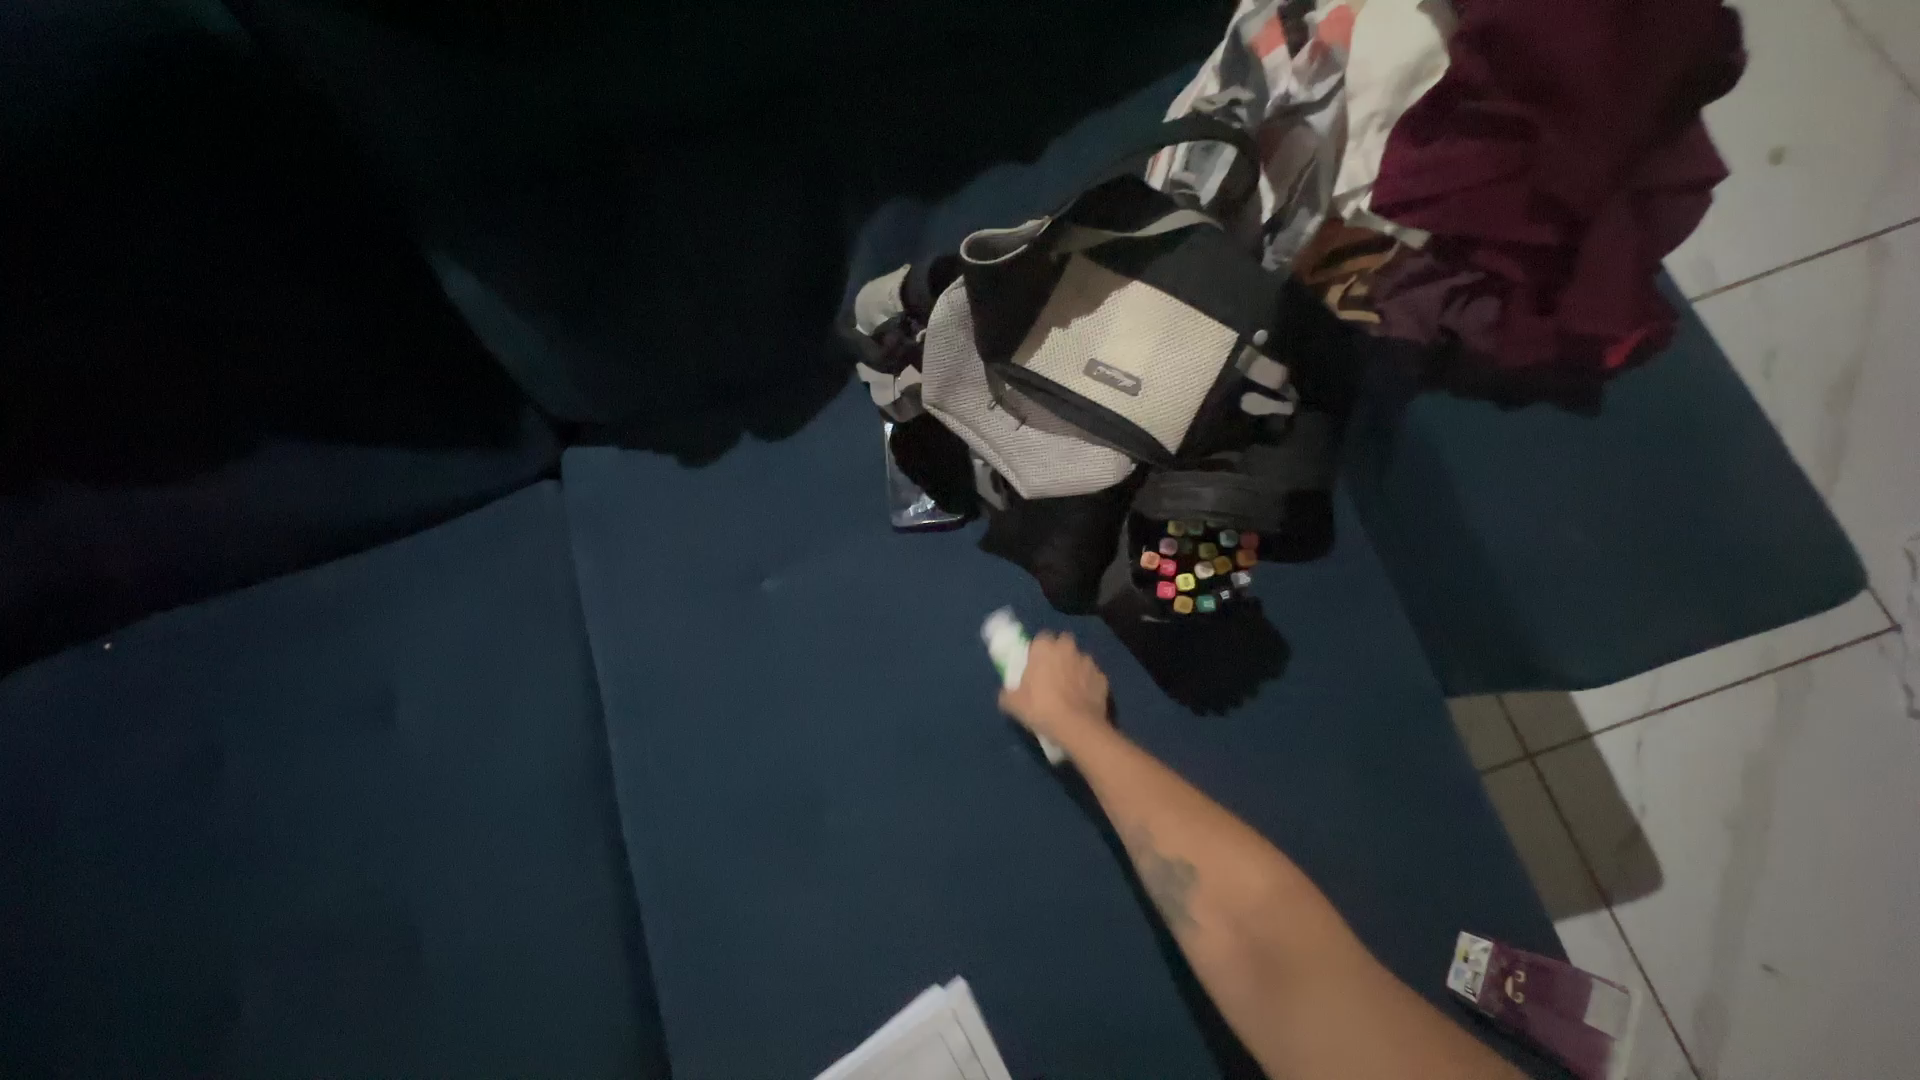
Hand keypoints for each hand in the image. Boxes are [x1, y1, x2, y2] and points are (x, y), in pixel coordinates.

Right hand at [998, 632, 1110, 746]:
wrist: (1076, 726)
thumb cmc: (1041, 708)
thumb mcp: (1013, 704)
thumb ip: (1008, 693)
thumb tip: (1008, 694)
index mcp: (1045, 647)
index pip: (1040, 639)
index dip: (1037, 652)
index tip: (1034, 667)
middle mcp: (1068, 647)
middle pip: (1062, 644)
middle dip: (1058, 655)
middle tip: (1050, 675)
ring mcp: (1088, 661)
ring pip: (1079, 660)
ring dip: (1074, 669)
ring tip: (1068, 690)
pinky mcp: (1103, 677)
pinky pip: (1091, 677)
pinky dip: (1088, 685)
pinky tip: (1082, 700)